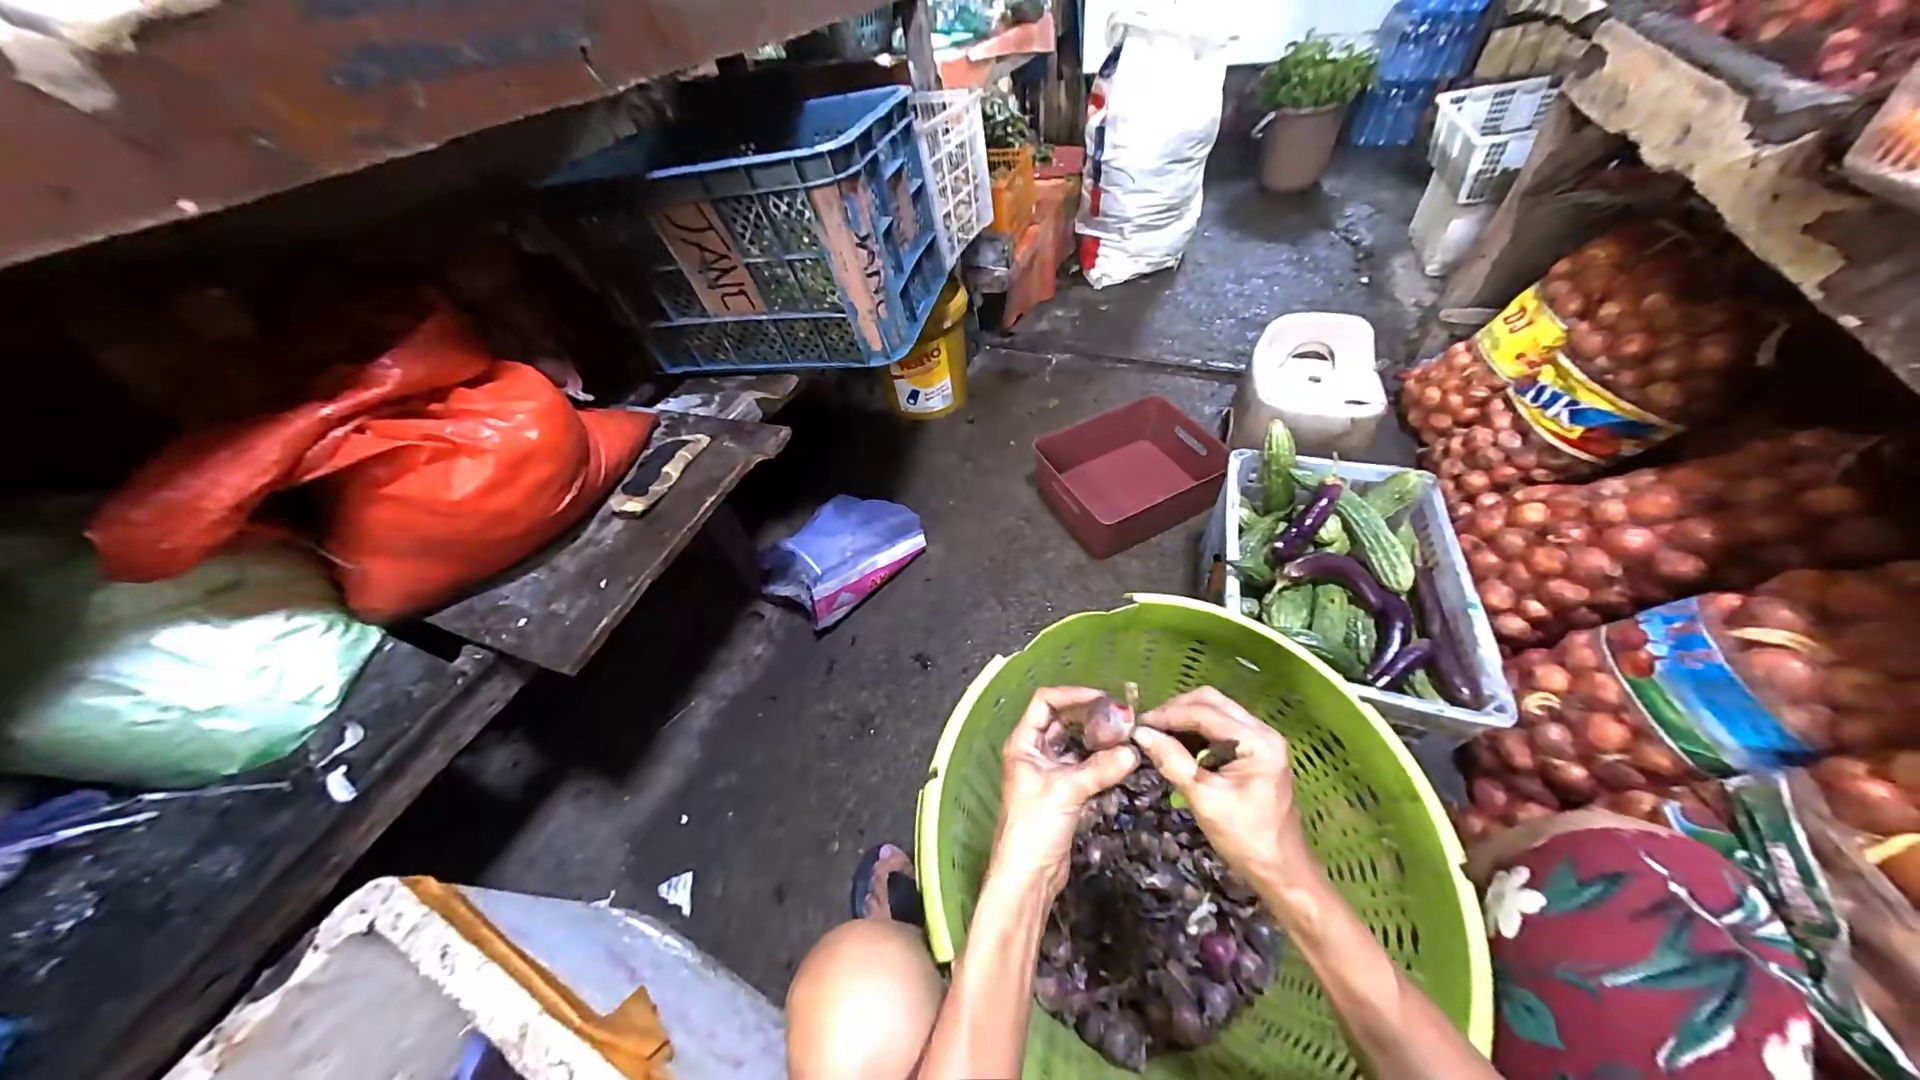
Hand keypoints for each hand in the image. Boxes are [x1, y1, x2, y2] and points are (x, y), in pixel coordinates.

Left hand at [992, 686, 1138, 896]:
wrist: (1028, 876)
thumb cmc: (1034, 827)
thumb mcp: (1067, 791)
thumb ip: (1100, 769)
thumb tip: (1132, 752)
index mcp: (1023, 742)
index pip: (1045, 702)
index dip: (1073, 695)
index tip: (1103, 699)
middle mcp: (1034, 751)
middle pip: (1063, 720)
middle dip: (1090, 716)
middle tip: (1122, 718)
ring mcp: (1048, 771)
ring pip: (1075, 743)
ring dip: (1097, 739)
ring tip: (1126, 736)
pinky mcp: (1062, 790)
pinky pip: (1082, 765)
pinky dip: (1100, 761)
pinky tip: (1121, 760)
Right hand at [1131, 687, 1314, 887]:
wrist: (1280, 870)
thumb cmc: (1244, 837)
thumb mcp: (1203, 798)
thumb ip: (1172, 761)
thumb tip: (1141, 733)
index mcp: (1257, 741)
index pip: (1204, 713)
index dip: (1167, 715)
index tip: (1139, 724)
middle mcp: (1263, 731)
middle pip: (1211, 701)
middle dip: (1176, 710)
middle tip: (1149, 727)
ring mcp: (1261, 739)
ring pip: (1215, 710)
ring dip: (1185, 718)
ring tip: (1158, 734)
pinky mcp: (1256, 749)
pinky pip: (1220, 726)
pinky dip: (1196, 730)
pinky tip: (1178, 744)